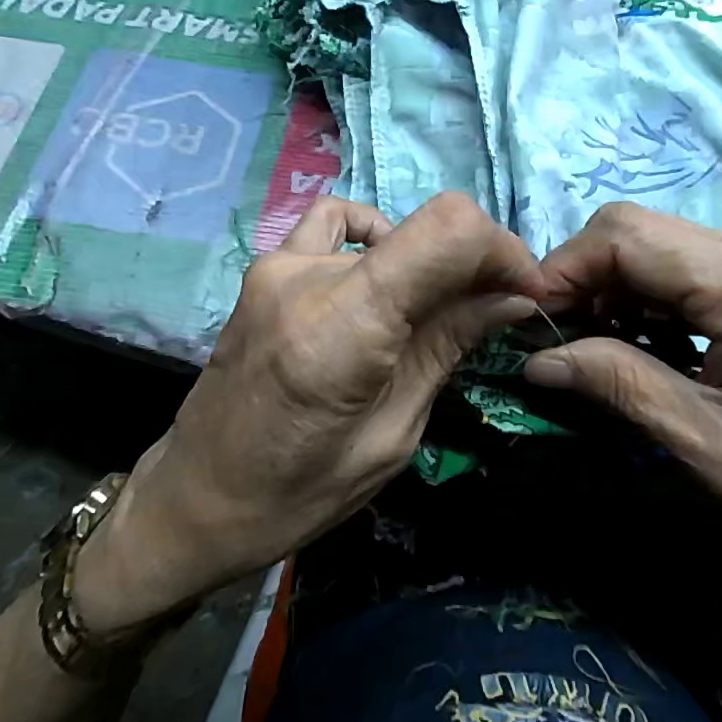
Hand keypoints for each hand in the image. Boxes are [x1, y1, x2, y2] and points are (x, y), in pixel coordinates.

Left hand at [75, 192, 544, 633]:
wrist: (198, 496)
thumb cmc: (298, 492)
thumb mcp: (393, 432)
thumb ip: (447, 347)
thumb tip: (511, 297)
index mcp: (344, 323)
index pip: (448, 231)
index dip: (501, 251)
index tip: (523, 292)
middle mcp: (307, 275)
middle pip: (425, 226)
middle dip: (474, 263)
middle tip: (492, 309)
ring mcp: (277, 265)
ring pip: (386, 224)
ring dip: (428, 255)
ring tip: (438, 303)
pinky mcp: (263, 270)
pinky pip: (330, 226)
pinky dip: (372, 239)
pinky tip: (381, 280)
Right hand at [522, 202, 721, 605]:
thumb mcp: (709, 449)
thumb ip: (622, 387)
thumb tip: (536, 359)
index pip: (626, 237)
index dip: (563, 269)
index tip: (532, 325)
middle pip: (633, 226)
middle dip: (579, 274)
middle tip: (559, 339)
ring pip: (651, 239)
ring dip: (605, 284)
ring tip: (593, 346)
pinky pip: (678, 262)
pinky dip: (637, 292)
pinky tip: (637, 341)